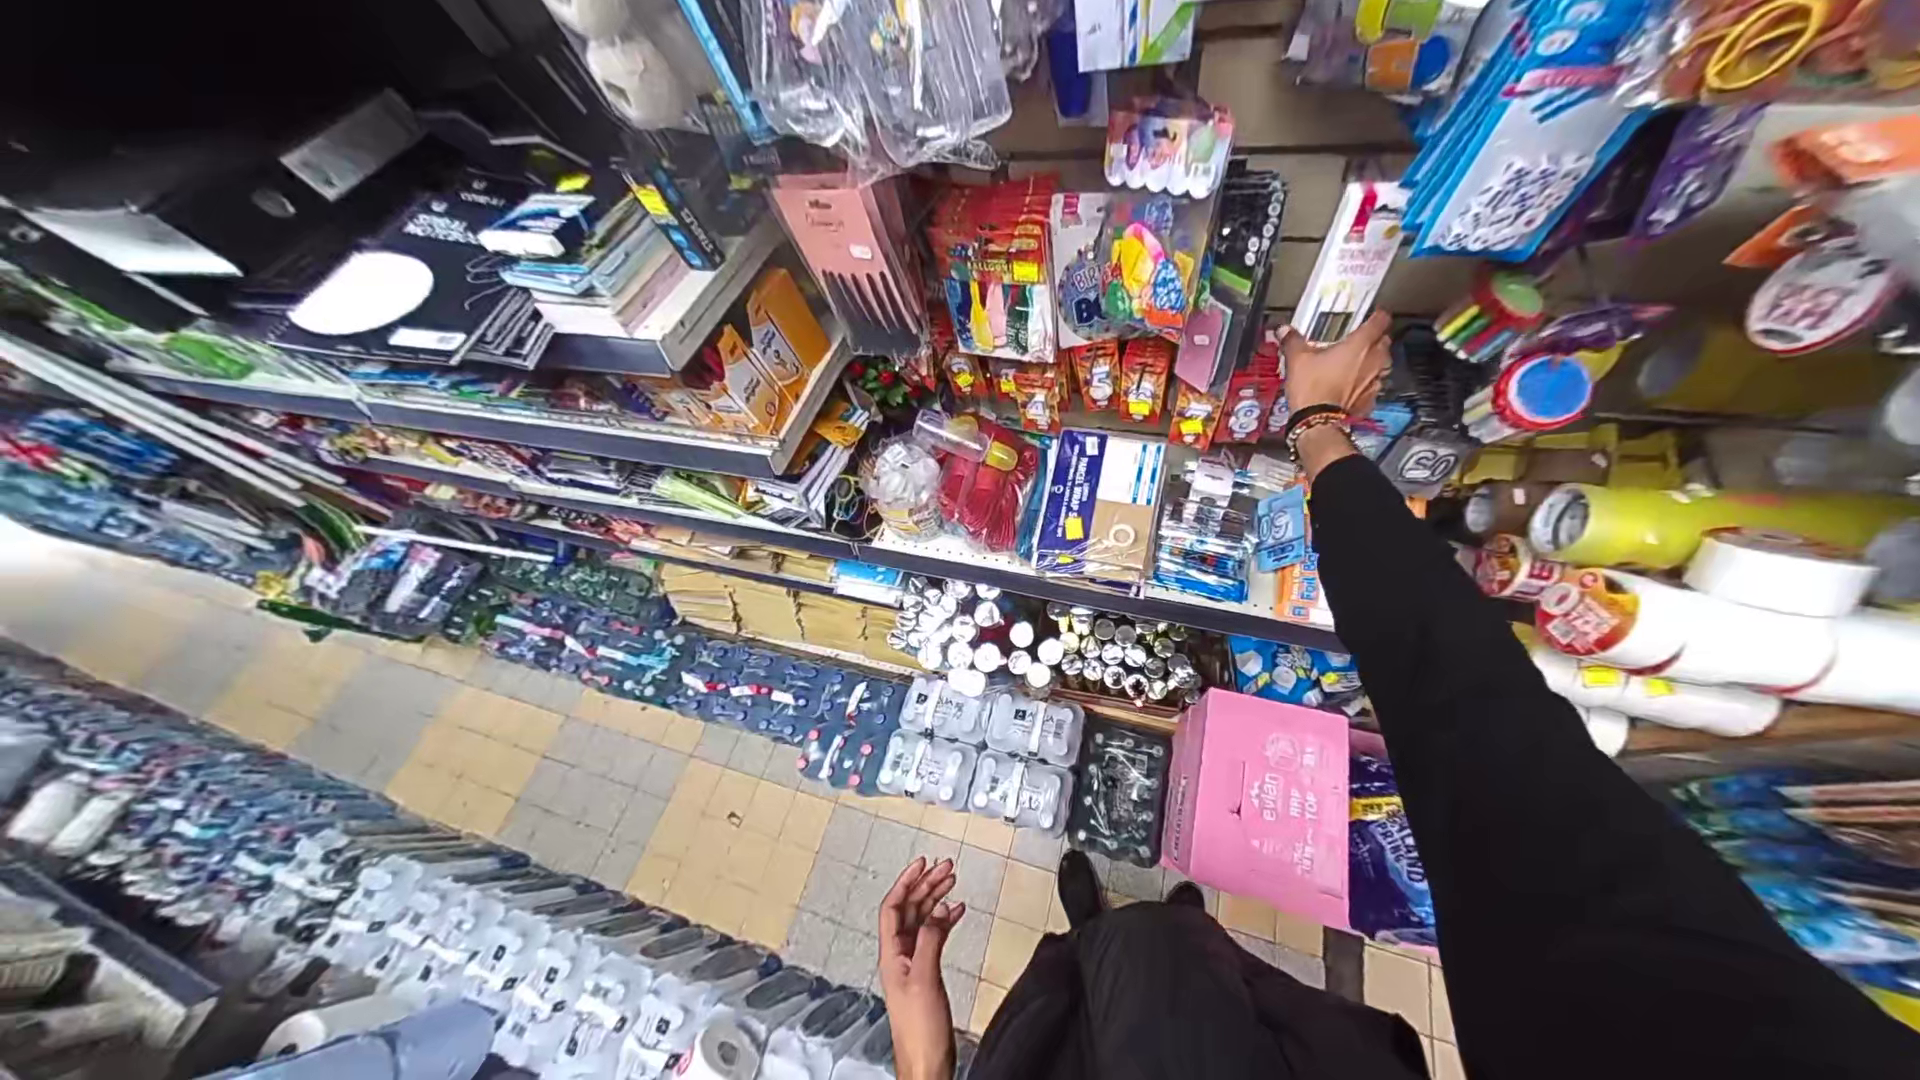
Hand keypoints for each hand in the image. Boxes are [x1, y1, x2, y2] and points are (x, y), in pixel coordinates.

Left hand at [878, 857, 965, 1079]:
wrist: (927, 1064)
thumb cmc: (919, 1031)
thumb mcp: (924, 977)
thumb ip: (930, 939)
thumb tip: (938, 909)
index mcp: (892, 953)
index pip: (893, 906)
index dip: (906, 882)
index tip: (921, 864)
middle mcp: (900, 954)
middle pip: (910, 908)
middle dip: (926, 885)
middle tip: (944, 867)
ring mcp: (914, 962)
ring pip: (924, 919)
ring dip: (937, 898)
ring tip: (952, 880)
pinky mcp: (928, 971)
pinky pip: (936, 935)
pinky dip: (946, 920)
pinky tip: (957, 911)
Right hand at [1281, 311, 1393, 415]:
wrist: (1317, 421)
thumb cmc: (1311, 387)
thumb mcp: (1297, 360)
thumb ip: (1293, 341)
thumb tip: (1284, 330)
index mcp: (1361, 343)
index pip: (1381, 320)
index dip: (1376, 316)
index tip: (1368, 318)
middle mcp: (1375, 359)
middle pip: (1384, 341)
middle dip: (1374, 339)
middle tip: (1356, 342)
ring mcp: (1376, 379)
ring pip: (1381, 363)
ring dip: (1371, 361)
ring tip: (1354, 365)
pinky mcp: (1372, 398)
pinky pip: (1373, 384)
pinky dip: (1365, 382)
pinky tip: (1351, 386)